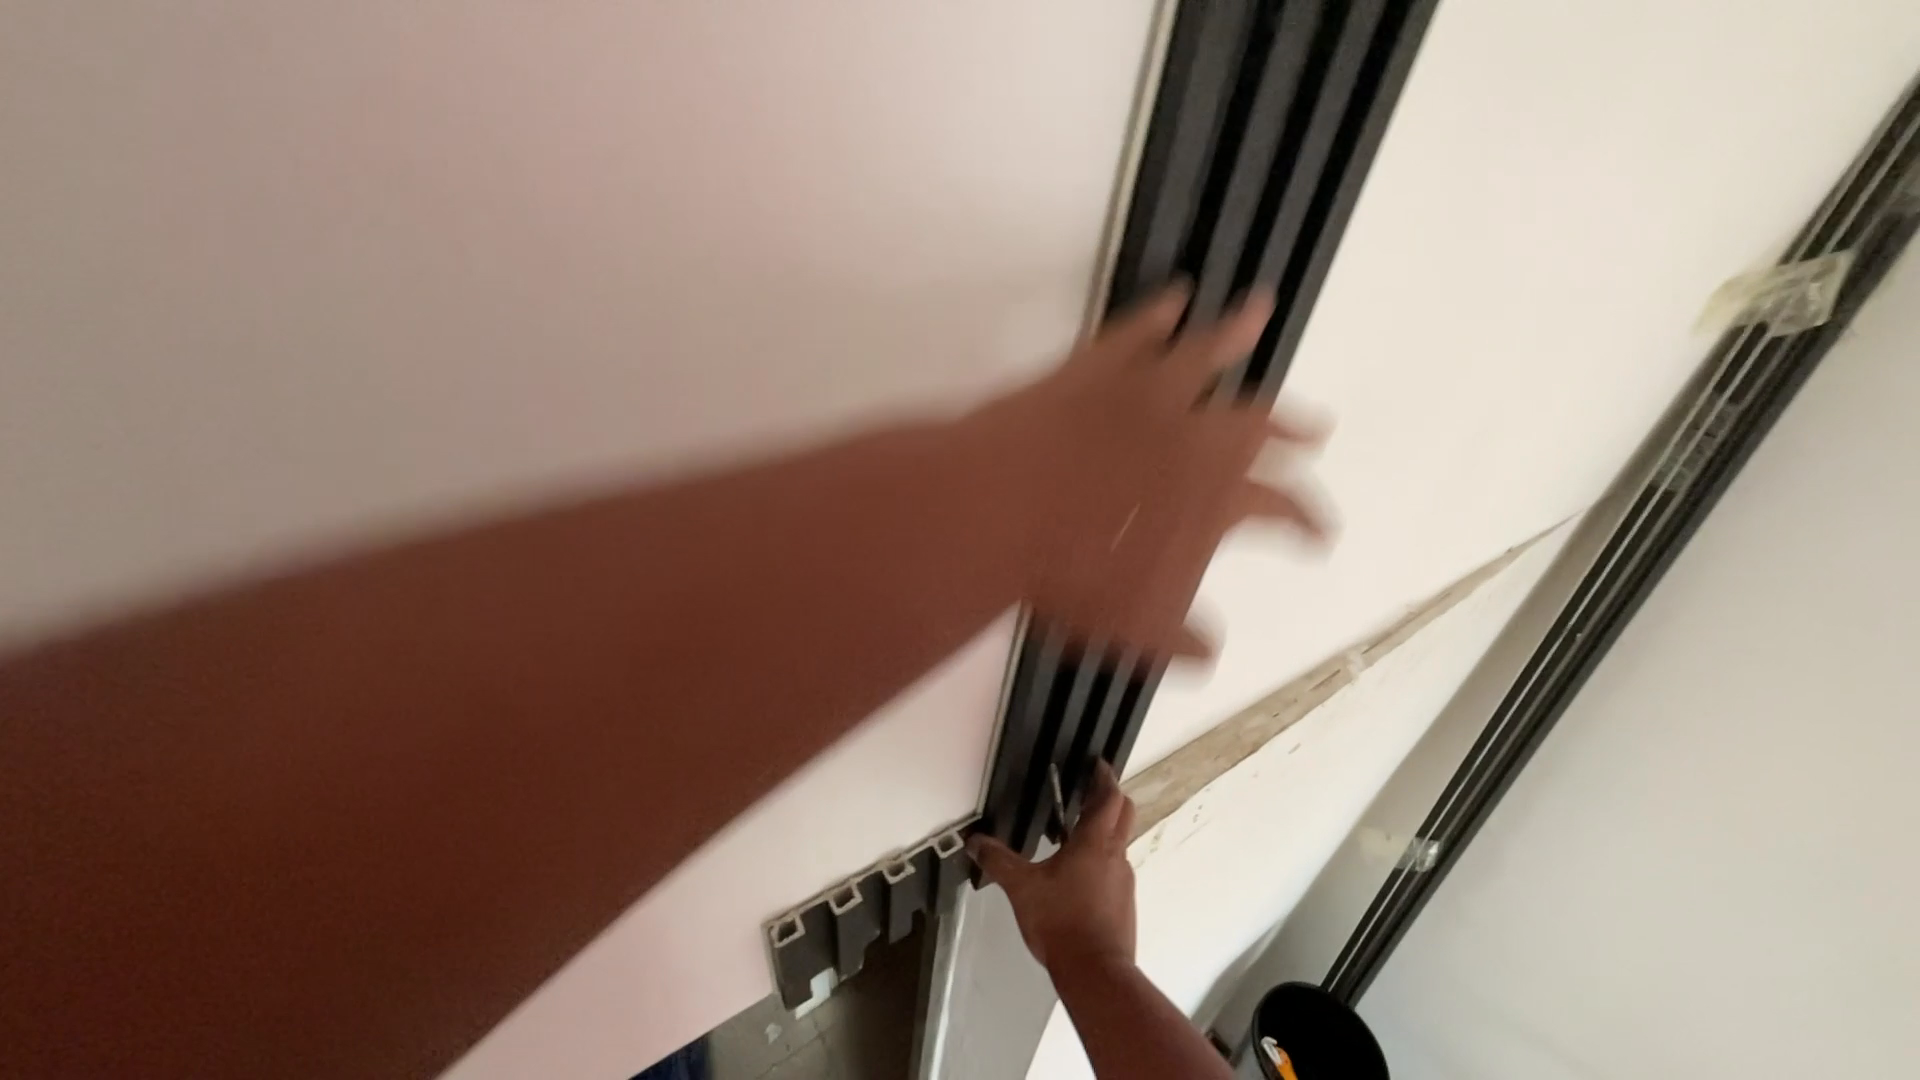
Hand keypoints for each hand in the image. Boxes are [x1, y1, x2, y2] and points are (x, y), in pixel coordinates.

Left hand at [954, 284, 1329, 660]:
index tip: (1320, 532)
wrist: (991, 514)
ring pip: (1202, 355)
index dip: (1304, 517)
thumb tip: (1210, 652)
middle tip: (1315, 432)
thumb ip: (1173, 636)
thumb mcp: (1124, 624)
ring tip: (1259, 312)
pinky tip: (1174, 296)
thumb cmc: (1061, 575)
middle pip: (1254, 426)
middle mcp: (1186, 439)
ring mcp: (1139, 396)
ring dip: (1235, 333)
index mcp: (1205, 501)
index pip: (1276, 507)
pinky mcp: (1091, 371)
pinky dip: (1156, 312)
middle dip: (1288, 430)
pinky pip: (1135, 331)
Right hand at [968, 762, 1139, 971]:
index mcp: (1094, 843)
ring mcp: (1124, 881)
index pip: (1109, 798)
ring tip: (1074, 833)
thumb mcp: (1021, 887)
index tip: (1098, 763)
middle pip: (1124, 813)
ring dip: (1104, 831)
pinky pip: (1115, 869)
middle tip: (1090, 789)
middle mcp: (1115, 856)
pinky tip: (1077, 876)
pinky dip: (1101, 860)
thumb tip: (974, 841)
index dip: (1105, 777)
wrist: (1096, 973)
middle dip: (1110, 797)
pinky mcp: (1123, 904)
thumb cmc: (1061, 921)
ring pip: (1119, 843)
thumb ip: (998, 861)